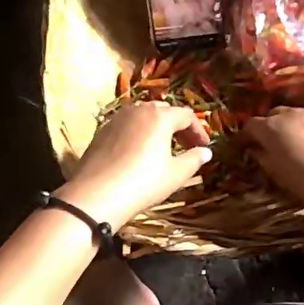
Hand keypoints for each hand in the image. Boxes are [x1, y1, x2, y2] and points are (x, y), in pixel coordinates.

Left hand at [59, 102, 211, 228]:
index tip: (204, 146)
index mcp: (160, 116)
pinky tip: (139, 152)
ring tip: (163, 146)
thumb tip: (206, 152)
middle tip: (186, 144)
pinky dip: (138, 133)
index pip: (186, 115)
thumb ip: (194, 159)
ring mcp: (116, 119)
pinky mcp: (101, 131)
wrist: (97, 194)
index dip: (198, 130)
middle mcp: (138, 110)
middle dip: (177, 125)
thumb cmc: (144, 182)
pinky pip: (126, 125)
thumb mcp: (176, 174)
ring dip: (156, 127)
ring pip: (142, 115)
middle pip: (163, 110)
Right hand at [244, 107, 303, 211]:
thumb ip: (262, 156)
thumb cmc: (302, 181)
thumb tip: (255, 150)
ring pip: (296, 114)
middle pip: (274, 114)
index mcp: (270, 128)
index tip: (246, 145)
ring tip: (296, 141)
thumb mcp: (275, 172)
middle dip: (270, 125)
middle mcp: (290, 114)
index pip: (251, 125)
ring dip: (291, 125)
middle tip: (272, 142)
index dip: (247, 135)